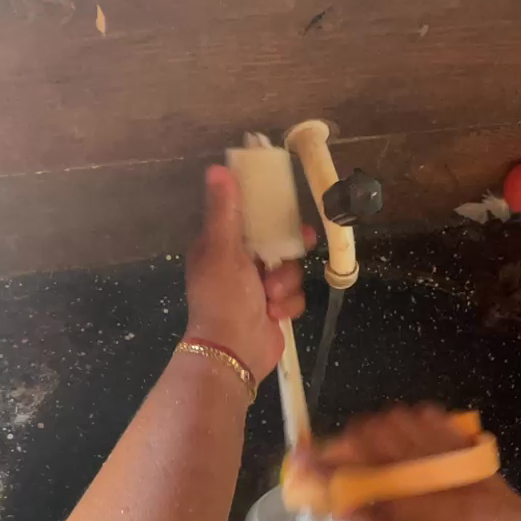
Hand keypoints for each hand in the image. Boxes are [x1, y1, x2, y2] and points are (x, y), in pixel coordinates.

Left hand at [184, 165, 307, 380]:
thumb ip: (224, 211)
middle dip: (285, 254)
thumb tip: (218, 169)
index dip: (269, 213)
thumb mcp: (221, 250)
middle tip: (302, 245)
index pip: (248, 219)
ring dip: (285, 284)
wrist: (234, 351)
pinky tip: (274, 314)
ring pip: (289, 270)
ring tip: (271, 298)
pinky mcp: (274, 309)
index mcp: (219, 247)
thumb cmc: (224, 298)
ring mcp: (257, 288)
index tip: (287, 211)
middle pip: (276, 243)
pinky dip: (288, 305)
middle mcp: (237, 265)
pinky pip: (294, 295)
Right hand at [305, 405, 520, 520]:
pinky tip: (405, 437)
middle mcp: (406, 451)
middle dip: (344, 442)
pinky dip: (402, 421)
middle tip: (342, 459)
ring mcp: (429, 436)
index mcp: (389, 480)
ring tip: (373, 447)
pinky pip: (416, 412)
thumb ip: (366, 519)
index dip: (315, 458)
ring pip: (386, 417)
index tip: (298, 457)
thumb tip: (339, 504)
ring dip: (373, 429)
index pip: (342, 460)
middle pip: (361, 431)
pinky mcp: (449, 429)